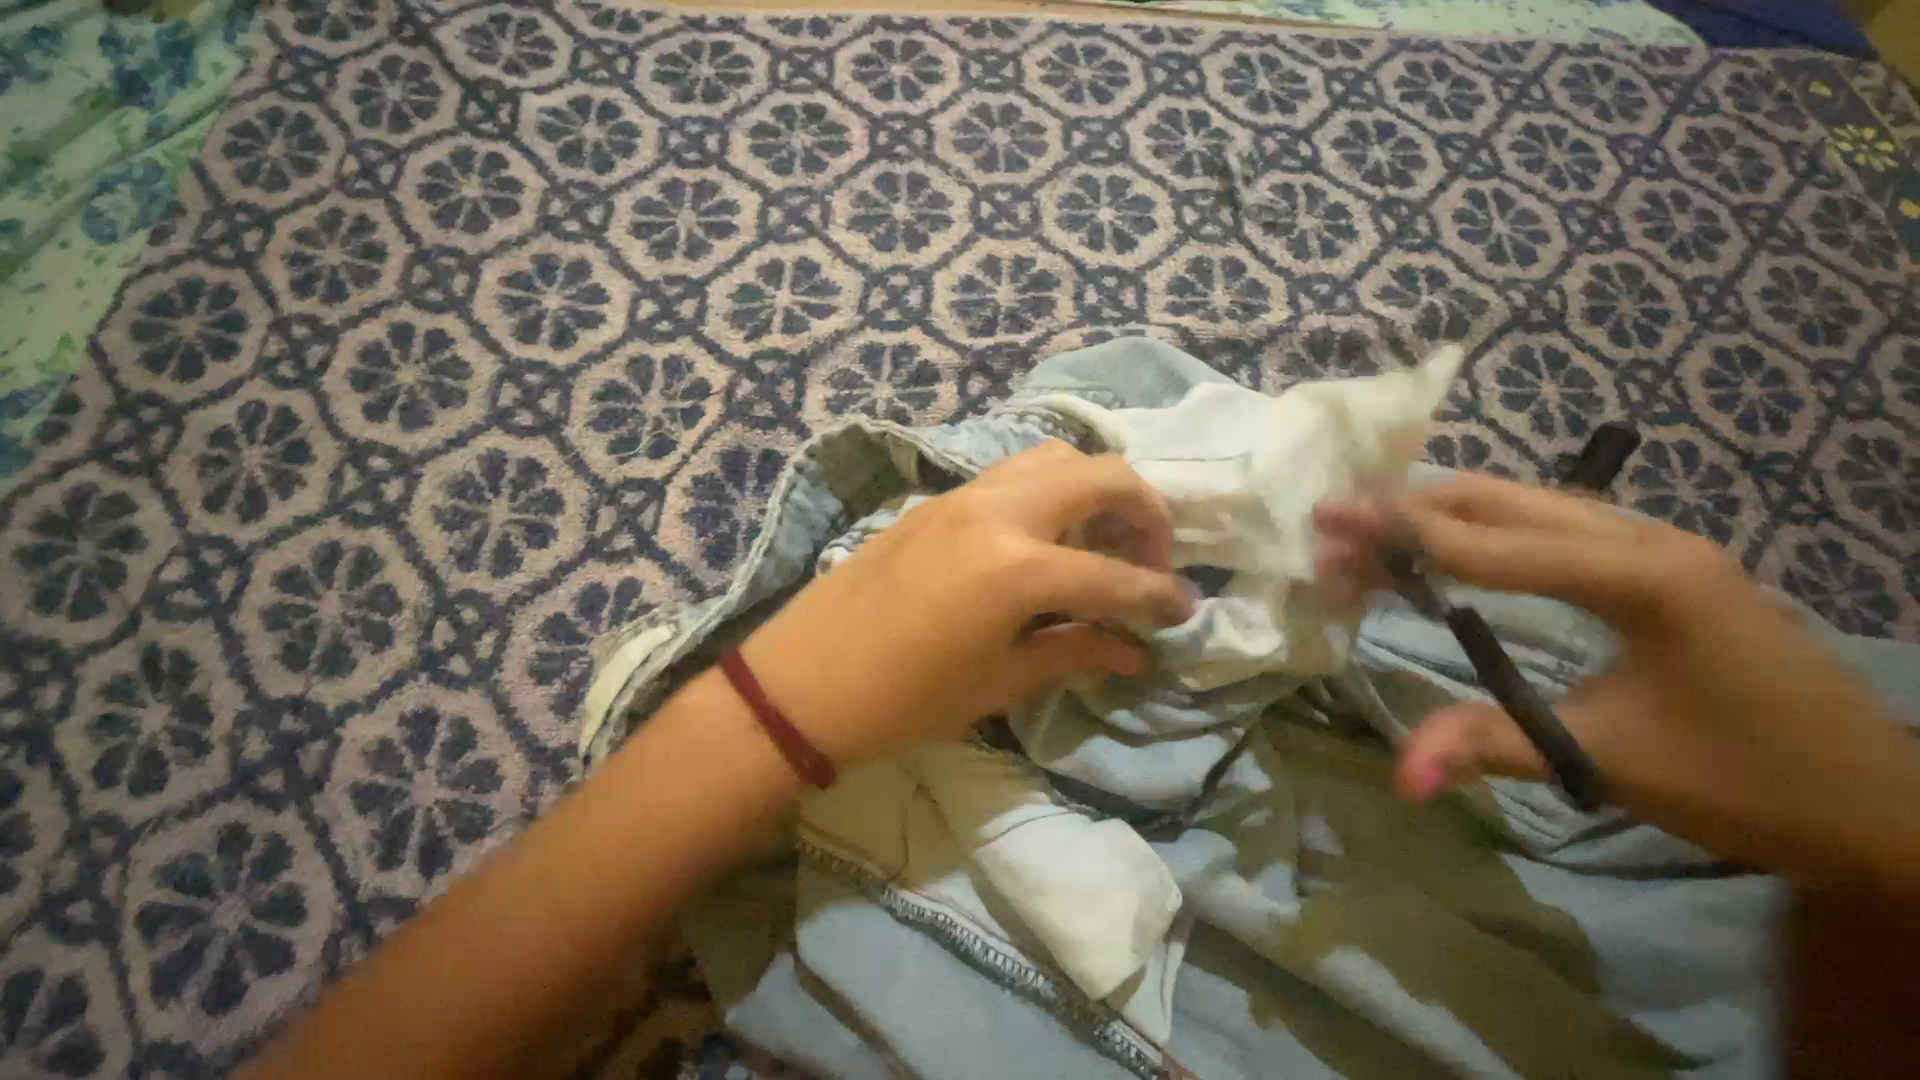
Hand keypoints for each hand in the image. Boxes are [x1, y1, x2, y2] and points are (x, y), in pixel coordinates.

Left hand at [738, 440, 1194, 769]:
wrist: (802, 684)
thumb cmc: (904, 701)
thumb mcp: (999, 683)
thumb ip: (1075, 653)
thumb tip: (1137, 652)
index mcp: (1018, 569)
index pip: (1116, 575)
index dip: (1160, 596)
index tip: (1185, 610)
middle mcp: (997, 513)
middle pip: (1100, 475)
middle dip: (1144, 511)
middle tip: (1149, 558)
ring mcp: (961, 496)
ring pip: (1053, 457)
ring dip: (1093, 487)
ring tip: (1099, 538)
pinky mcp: (934, 499)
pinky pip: (1011, 472)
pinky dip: (1048, 489)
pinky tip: (1045, 536)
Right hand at [1315, 473, 1919, 889]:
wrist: (1877, 805)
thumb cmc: (1746, 782)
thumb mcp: (1606, 761)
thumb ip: (1489, 748)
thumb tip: (1397, 777)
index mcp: (1639, 577)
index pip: (1489, 541)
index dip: (1398, 534)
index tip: (1327, 520)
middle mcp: (1646, 539)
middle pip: (1501, 498)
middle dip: (1408, 509)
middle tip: (1333, 525)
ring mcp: (1656, 545)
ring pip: (1525, 503)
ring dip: (1441, 515)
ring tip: (1371, 538)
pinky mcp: (1656, 565)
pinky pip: (1548, 525)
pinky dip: (1480, 530)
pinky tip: (1447, 548)